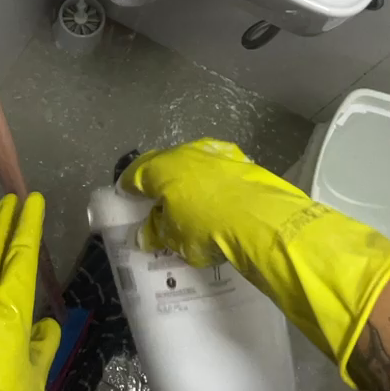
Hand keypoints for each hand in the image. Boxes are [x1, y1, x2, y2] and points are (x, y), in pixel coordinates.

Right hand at [122, 140, 389, 389]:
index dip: (129, 187)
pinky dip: (214, 185)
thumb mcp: (176, 238)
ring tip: (189, 204)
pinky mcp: (243, 163)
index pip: (136, 173)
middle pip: (164, 164)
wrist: (263, 221)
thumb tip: (145, 234)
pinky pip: (219, 172)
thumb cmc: (207, 228)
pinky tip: (219, 203)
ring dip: (189, 181)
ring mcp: (216, 154)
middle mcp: (186, 152)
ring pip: (194, 165)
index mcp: (162, 167)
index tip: (127, 199)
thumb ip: (157, 232)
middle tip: (157, 201)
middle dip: (159, 181)